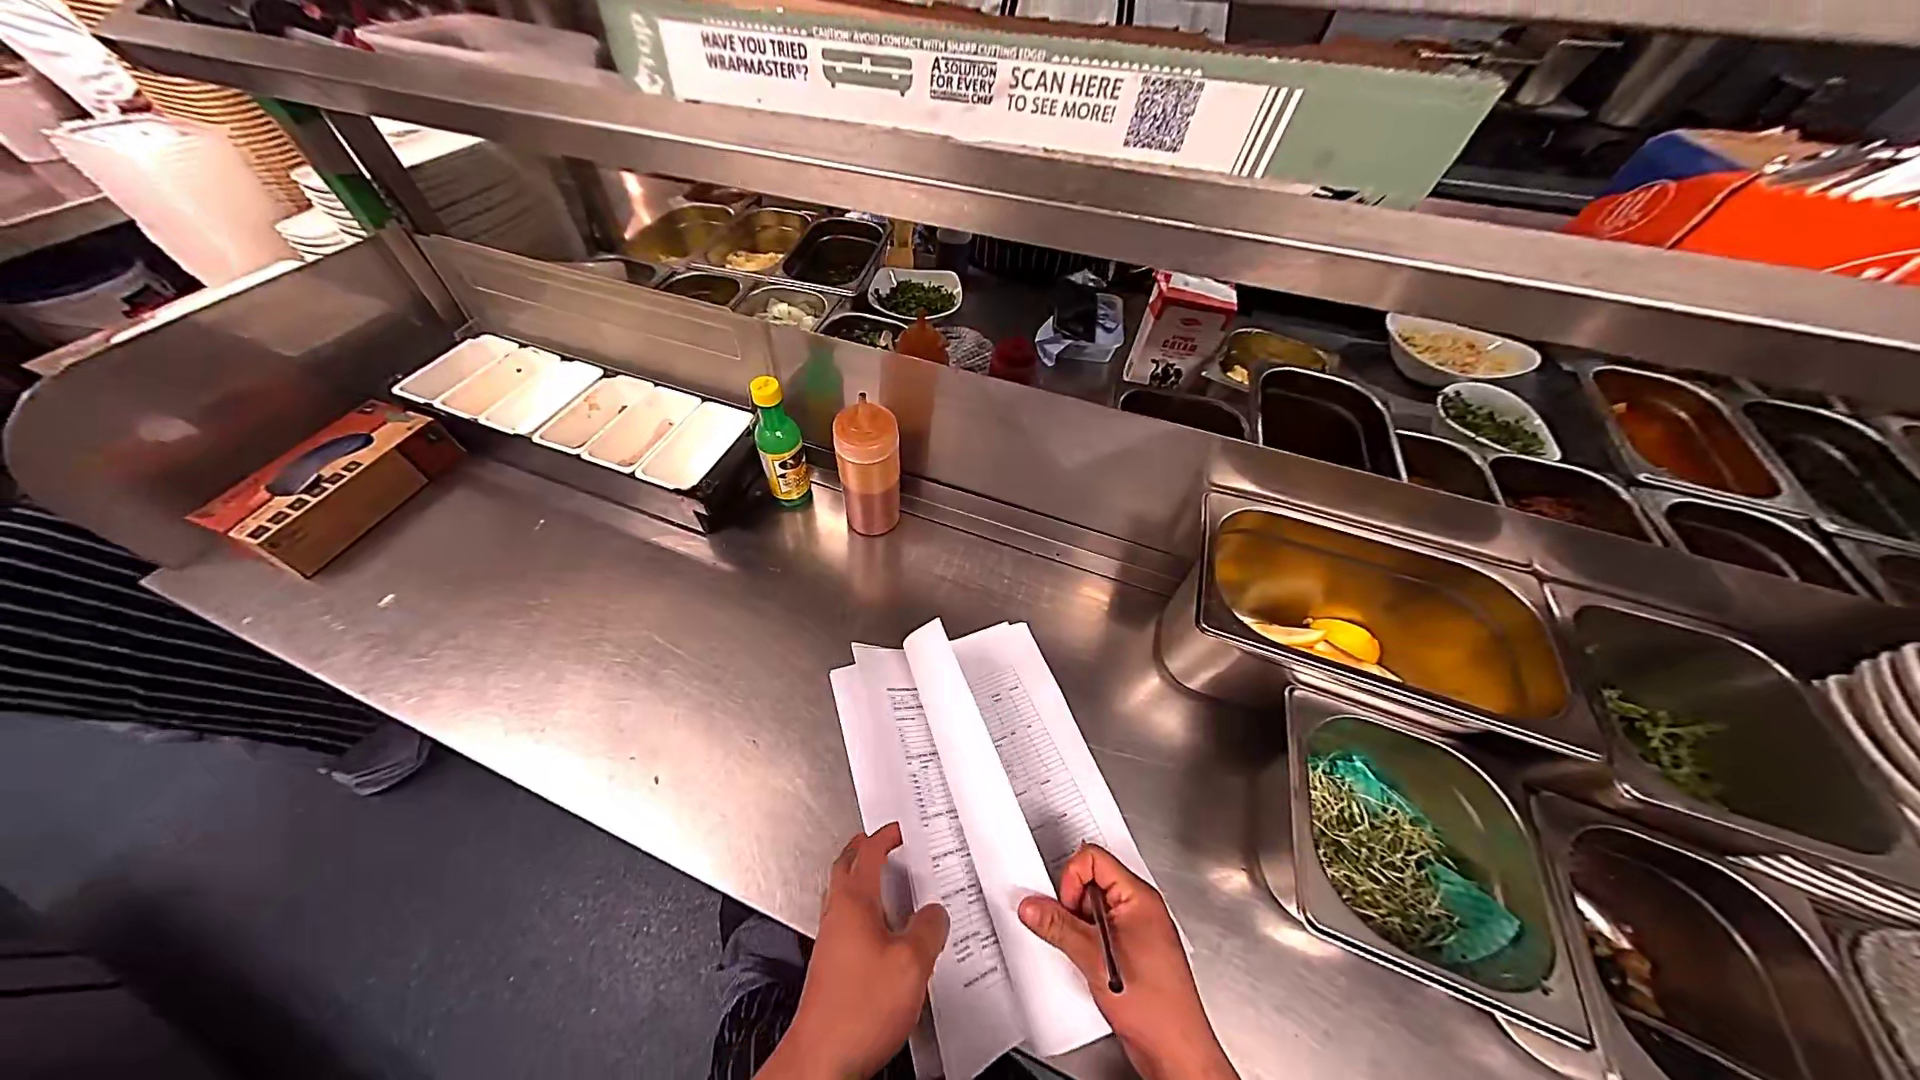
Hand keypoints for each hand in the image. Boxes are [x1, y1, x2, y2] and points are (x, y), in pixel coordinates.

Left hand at [758, 823, 948, 1079]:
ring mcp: (830, 941)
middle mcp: (836, 916)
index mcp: (854, 902)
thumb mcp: (911, 964)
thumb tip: (934, 915)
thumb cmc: (855, 1012)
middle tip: (881, 842)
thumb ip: (929, 931)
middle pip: (846, 866)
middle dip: (864, 849)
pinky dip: (863, 911)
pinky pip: (846, 922)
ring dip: (861, 879)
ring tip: (885, 882)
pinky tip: (881, 932)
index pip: (868, 853)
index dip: (886, 836)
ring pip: (843, 894)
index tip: (897, 830)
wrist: (821, 1060)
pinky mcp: (830, 966)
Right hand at [1019, 845, 1236, 1079]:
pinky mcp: (1132, 949)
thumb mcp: (1094, 958)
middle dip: (1073, 906)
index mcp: (1138, 896)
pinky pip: (1101, 931)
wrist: (1176, 1052)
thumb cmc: (1155, 1006)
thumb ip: (1058, 927)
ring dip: (1080, 928)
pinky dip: (1088, 943)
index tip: (1065, 907)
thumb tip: (1034, 907)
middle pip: (1090, 881)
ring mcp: (1137, 929)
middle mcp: (1140, 907)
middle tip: (1073, 932)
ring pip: (1093, 909)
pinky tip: (1092, 966)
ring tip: (1087, 955)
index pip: (1093, 859)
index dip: (1071, 878)